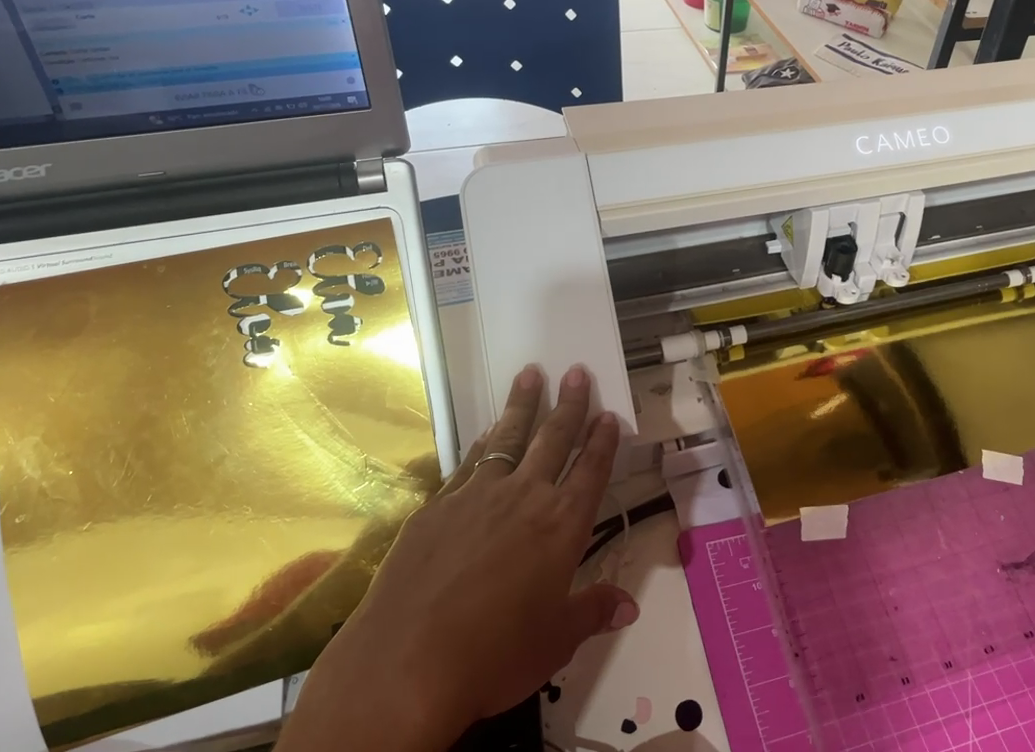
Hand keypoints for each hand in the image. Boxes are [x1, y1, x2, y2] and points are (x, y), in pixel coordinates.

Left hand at [277, 365, 637, 751]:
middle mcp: (523, 498)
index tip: (609, 414)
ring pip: (507, 438)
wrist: (406, 662)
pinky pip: (468, 462)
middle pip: (553, 441)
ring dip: (522, 406)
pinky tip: (485, 433)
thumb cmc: (494, 656)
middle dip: (568, 405)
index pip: (590, 472)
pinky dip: (482, 441)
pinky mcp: (437, 506)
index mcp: (561, 526)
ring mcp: (476, 496)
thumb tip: (629, 607)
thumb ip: (592, 612)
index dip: (602, 442)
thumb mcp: (555, 642)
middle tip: (575, 372)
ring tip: (530, 374)